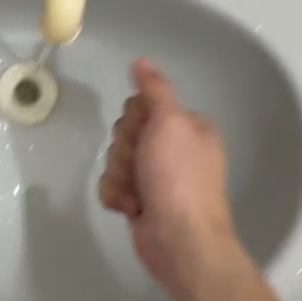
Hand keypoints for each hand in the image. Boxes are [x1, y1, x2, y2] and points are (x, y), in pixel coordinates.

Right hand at [99, 59, 236, 291]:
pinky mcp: (141, 201)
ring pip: (116, 158)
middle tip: (143, 166)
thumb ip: (155, 88)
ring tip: (138, 194)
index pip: (143, 105)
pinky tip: (130, 208)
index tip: (146, 132)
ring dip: (121, 175)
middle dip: (126, 150)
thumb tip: (142, 60)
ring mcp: (157, 177)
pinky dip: (117, 195)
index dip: (136, 119)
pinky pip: (113, 184)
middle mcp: (174, 149)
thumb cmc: (179, 177)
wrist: (180, 240)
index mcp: (188, 127)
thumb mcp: (171, 122)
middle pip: (126, 131)